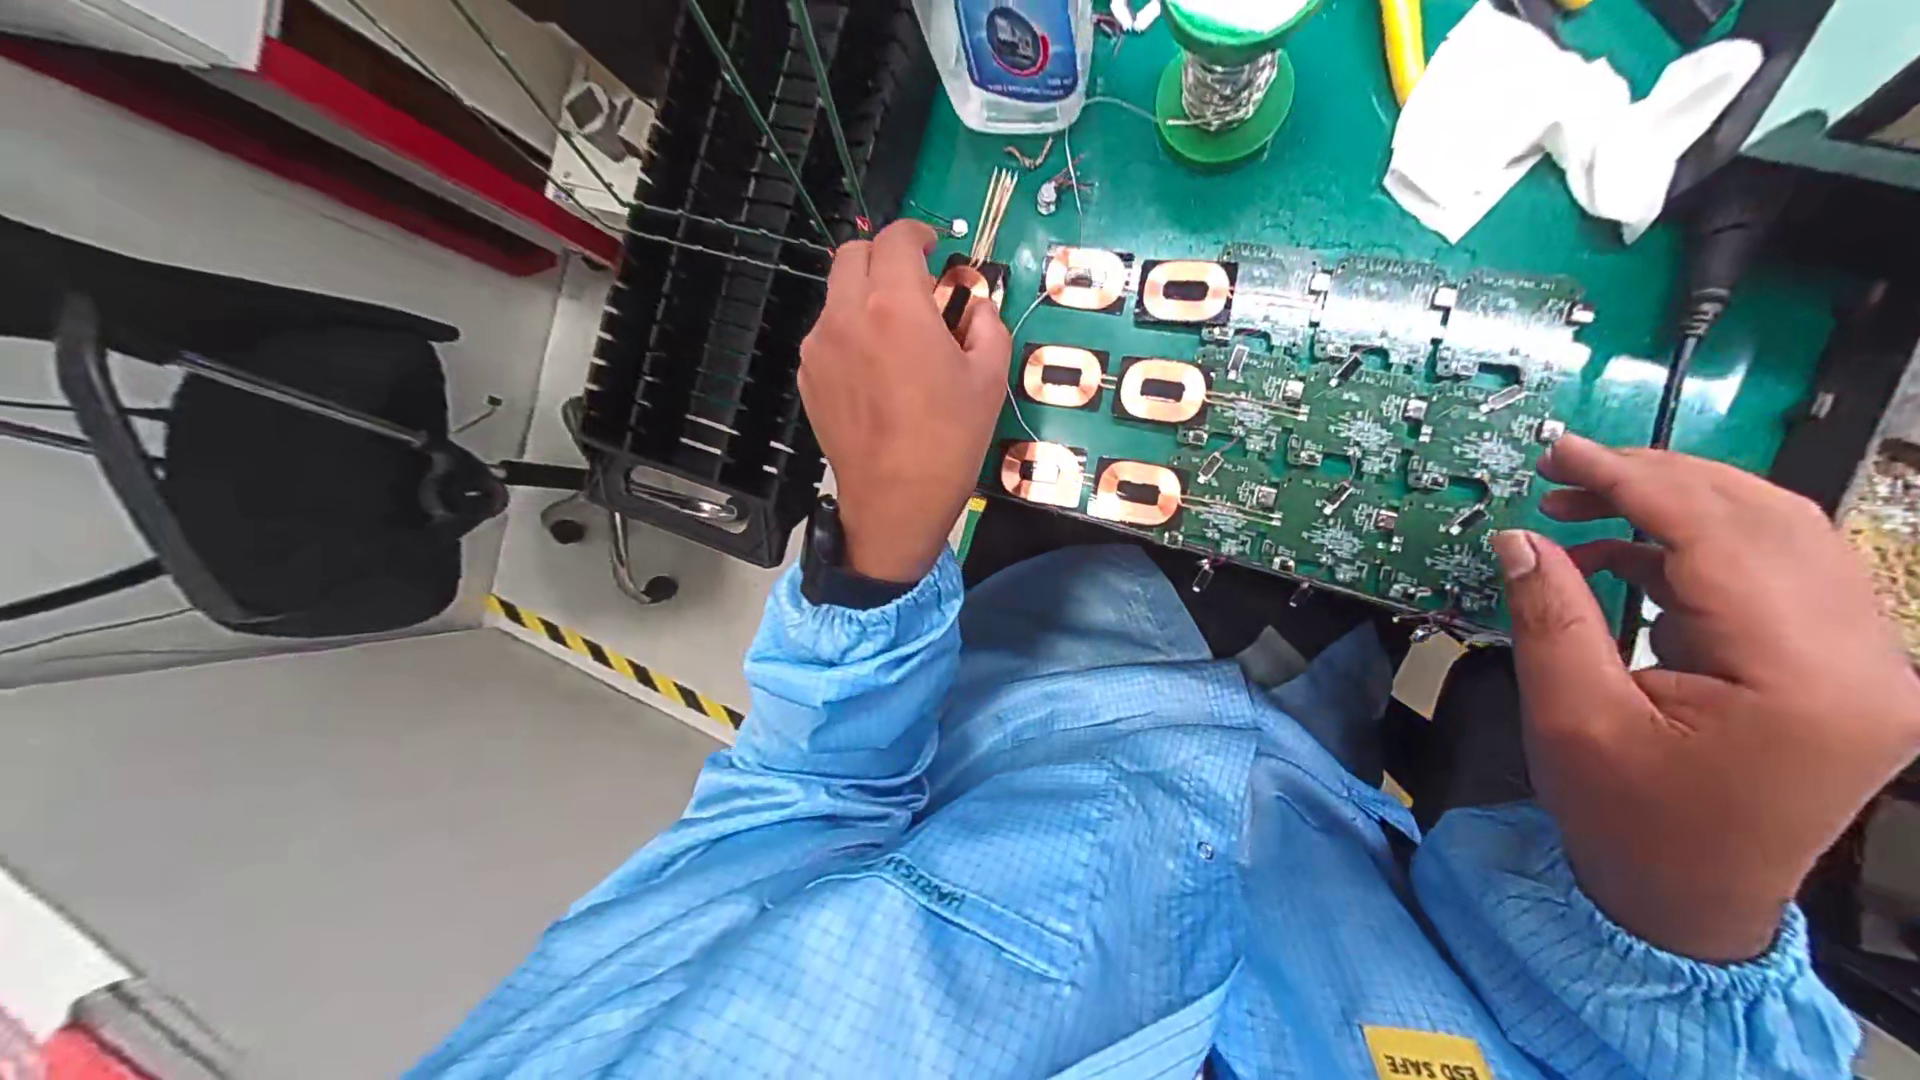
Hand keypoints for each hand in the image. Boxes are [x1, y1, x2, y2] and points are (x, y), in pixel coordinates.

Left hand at [798, 221, 1011, 582]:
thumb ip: (986, 322)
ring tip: (894, 336)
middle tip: (913, 285)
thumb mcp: (989, 377)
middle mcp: (846, 315)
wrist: (896, 501)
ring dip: (865, 296)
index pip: (896, 239)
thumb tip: (973, 304)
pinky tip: (874, 372)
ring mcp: (819, 348)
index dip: (916, 233)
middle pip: (853, 255)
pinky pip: (827, 335)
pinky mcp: (808, 377)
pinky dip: (850, 333)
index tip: (931, 245)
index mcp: (895, 306)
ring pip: (837, 295)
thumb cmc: (950, 440)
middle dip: (884, 257)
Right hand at [1493, 434, 1919, 961]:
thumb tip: (1518, 537)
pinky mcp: (1832, 667)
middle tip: (1562, 467)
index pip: (1723, 538)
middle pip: (1772, 522)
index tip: (1559, 449)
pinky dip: (1686, 548)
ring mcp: (1861, 662)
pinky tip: (1613, 555)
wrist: (1688, 896)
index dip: (1635, 482)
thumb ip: (1549, 615)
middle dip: (1659, 479)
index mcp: (1805, 677)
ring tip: (1579, 501)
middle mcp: (1864, 659)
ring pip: (1780, 538)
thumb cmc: (1624, 815)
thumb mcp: (1568, 715)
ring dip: (1676, 505)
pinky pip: (1768, 576)